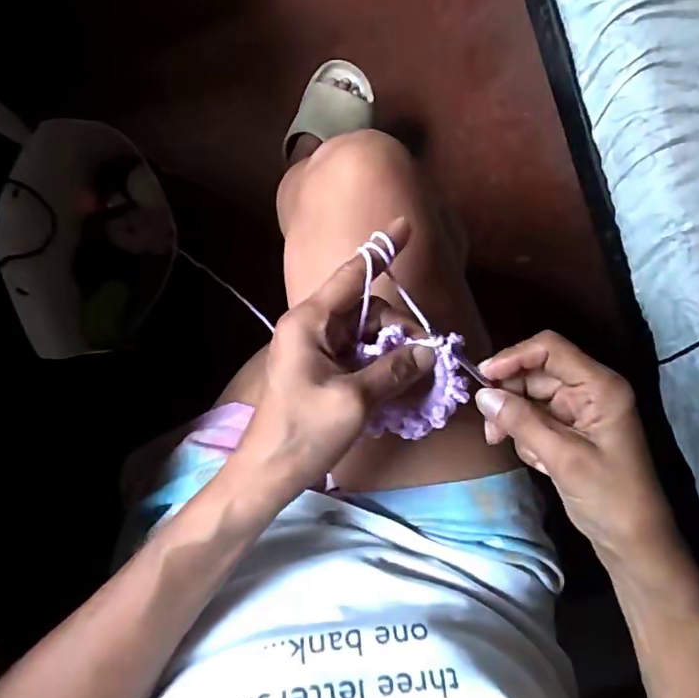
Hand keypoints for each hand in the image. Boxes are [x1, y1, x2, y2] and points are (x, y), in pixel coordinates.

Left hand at [234, 218, 434, 495]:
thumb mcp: (355, 400)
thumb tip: (430, 350)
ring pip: (366, 335)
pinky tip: (398, 389)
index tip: (406, 225)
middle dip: (399, 328)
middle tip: (426, 359)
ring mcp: (315, 349)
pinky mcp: (321, 370)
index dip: (381, 251)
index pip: (351, 275)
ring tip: (415, 380)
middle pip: (366, 310)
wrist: (268, 472)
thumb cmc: (303, 432)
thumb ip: (394, 369)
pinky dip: (380, 366)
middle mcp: (311, 327)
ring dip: (393, 352)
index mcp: (309, 322)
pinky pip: (358, 356)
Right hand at [474, 332, 675, 563]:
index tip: (483, 377)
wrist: (634, 542)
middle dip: (508, 396)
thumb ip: (521, 421)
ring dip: (514, 419)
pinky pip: (535, 418)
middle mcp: (590, 391)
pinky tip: (535, 460)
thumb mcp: (562, 457)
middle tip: (490, 427)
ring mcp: (580, 411)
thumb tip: (483, 395)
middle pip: (535, 372)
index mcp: (599, 387)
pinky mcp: (571, 430)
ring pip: (530, 396)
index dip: (513, 356)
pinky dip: (525, 435)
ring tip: (507, 445)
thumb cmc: (609, 496)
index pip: (549, 349)